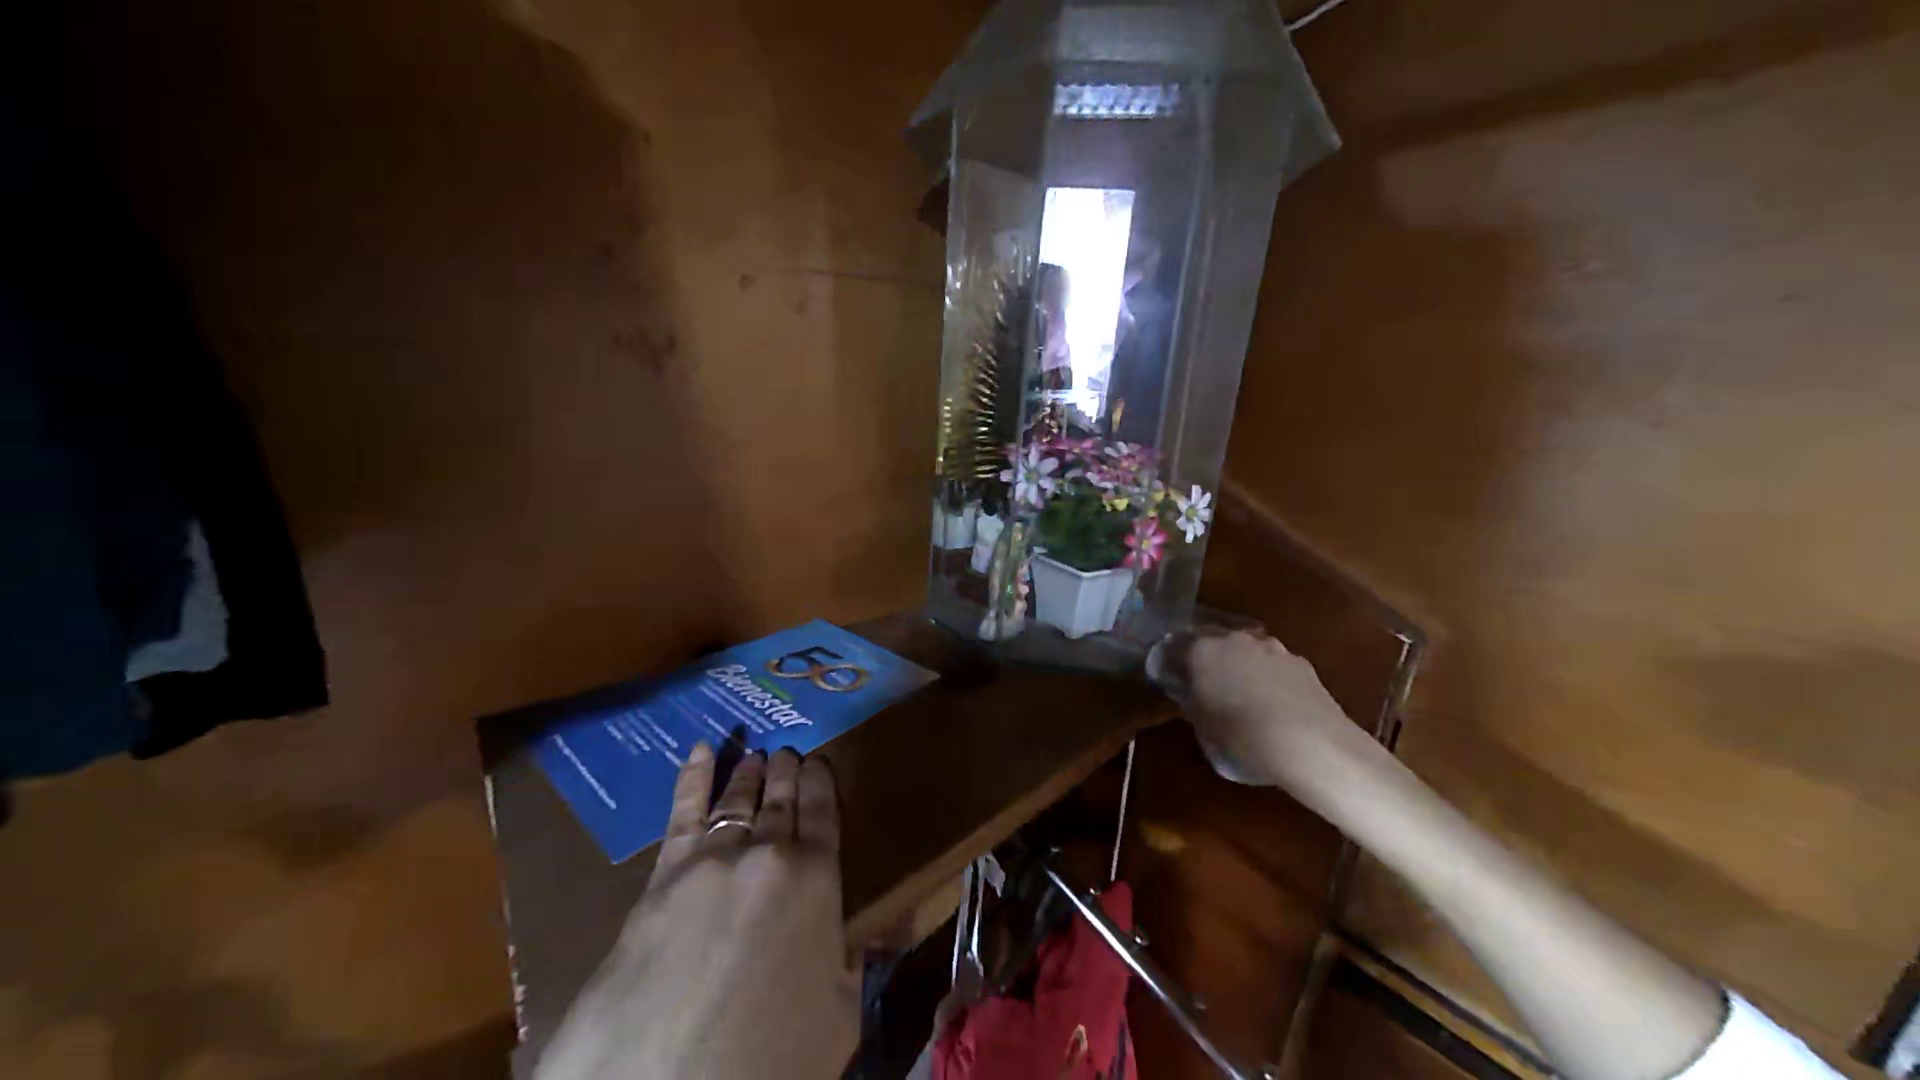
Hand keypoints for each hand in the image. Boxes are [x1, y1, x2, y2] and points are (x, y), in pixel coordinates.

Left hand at [536, 744, 859, 1079]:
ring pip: (738, 801)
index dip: (822, 786)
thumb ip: (852, 959)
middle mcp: (769, 855)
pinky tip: (700, 750)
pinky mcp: (665, 874)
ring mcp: (714, 859)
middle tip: (789, 752)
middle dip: (787, 773)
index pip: (824, 817)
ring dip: (749, 775)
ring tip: (757, 756)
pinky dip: (693, 778)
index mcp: (818, 880)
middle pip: (781, 802)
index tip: (820, 763)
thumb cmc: (770, 1056)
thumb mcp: (839, 1015)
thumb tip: (869, 931)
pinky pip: (683, 812)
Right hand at [1156, 628, 1388, 797]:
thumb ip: (1190, 703)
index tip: (1165, 680)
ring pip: (1243, 650)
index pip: (1171, 648)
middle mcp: (1233, 639)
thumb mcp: (1203, 730)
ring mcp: (1270, 648)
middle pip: (1209, 641)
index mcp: (1200, 650)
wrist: (1313, 746)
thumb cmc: (1243, 739)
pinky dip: (1265, 676)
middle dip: (1202, 658)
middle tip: (1199, 683)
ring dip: (1236, 664)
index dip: (1166, 664)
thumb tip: (1185, 692)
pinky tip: (1270, 702)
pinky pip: (1271, 665)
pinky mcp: (1300, 663)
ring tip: (1238, 692)